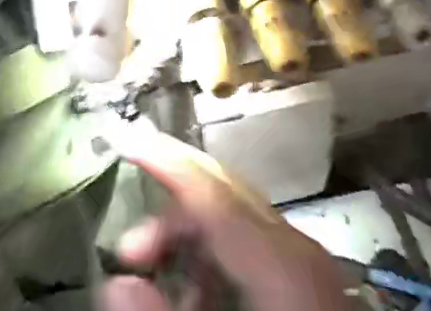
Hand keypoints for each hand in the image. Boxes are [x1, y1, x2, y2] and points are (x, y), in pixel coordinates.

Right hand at [102, 121, 351, 310]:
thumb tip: (118, 283)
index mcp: (281, 262)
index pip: (212, 191)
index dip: (166, 161)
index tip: (126, 137)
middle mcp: (297, 249)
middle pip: (222, 201)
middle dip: (170, 217)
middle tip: (130, 253)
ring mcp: (308, 266)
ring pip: (235, 226)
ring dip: (192, 248)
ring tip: (164, 293)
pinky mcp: (312, 285)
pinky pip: (253, 254)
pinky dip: (218, 269)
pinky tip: (199, 302)